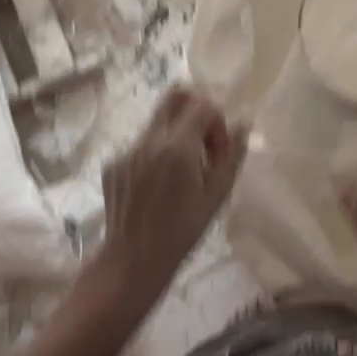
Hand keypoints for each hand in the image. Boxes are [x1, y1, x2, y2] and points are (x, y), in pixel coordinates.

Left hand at [100, 85, 246, 294]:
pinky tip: (159, 185)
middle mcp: (149, 140)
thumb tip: (243, 124)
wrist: (133, 260)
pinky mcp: (112, 163)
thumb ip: (233, 154)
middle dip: (195, 108)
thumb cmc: (183, 231)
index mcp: (178, 147)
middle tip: (203, 139)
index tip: (218, 150)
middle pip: (174, 95)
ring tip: (182, 171)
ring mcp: (127, 150)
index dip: (217, 121)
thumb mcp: (217, 195)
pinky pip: (140, 143)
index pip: (202, 104)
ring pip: (157, 121)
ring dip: (177, 133)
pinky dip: (156, 152)